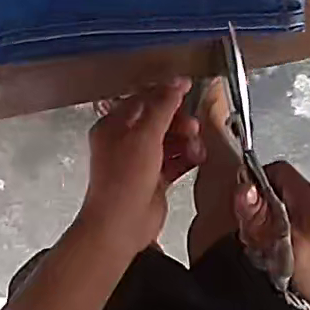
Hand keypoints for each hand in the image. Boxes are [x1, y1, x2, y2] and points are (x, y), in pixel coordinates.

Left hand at [74, 79, 203, 256]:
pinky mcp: (153, 179)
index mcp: (113, 126)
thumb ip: (162, 107)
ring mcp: (139, 161)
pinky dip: (186, 157)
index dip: (165, 93)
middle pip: (158, 119)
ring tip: (195, 145)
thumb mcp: (145, 136)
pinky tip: (196, 157)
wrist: (120, 225)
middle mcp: (124, 141)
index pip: (142, 99)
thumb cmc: (122, 181)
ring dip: (185, 140)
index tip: (186, 88)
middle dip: (178, 120)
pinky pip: (174, 160)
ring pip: (168, 140)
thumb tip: (175, 84)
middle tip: (192, 126)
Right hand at [242, 160, 309, 309]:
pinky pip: (289, 230)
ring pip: (281, 212)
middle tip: (254, 230)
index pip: (277, 170)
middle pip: (277, 191)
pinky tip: (277, 259)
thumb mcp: (285, 242)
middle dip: (259, 208)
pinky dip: (277, 241)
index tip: (245, 202)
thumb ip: (262, 216)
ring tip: (264, 248)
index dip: (256, 181)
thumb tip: (243, 189)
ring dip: (267, 228)